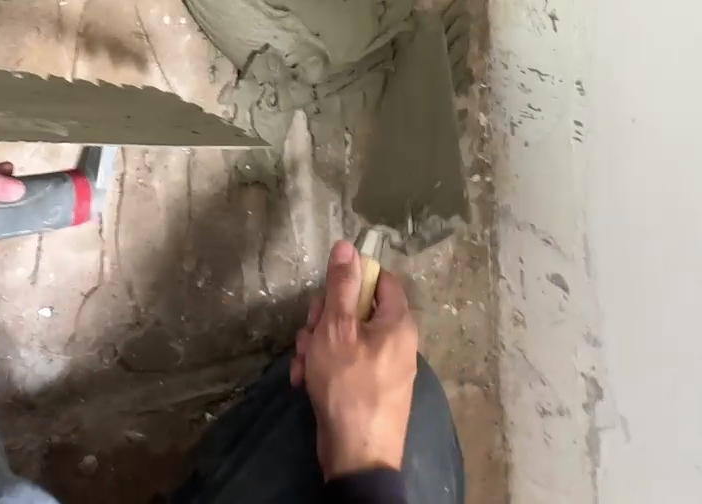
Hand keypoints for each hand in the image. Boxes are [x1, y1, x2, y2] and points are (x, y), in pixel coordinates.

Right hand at [290, 240, 419, 478]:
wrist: (356, 456)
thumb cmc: (348, 384)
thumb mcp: (336, 328)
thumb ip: (341, 285)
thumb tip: (348, 245)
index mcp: (397, 323)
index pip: (380, 278)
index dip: (353, 277)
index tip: (329, 289)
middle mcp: (397, 342)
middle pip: (357, 308)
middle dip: (325, 317)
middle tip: (311, 331)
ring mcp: (384, 368)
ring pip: (344, 336)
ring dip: (317, 344)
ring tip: (304, 362)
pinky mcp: (370, 389)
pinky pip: (345, 362)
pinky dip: (323, 366)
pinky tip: (304, 378)